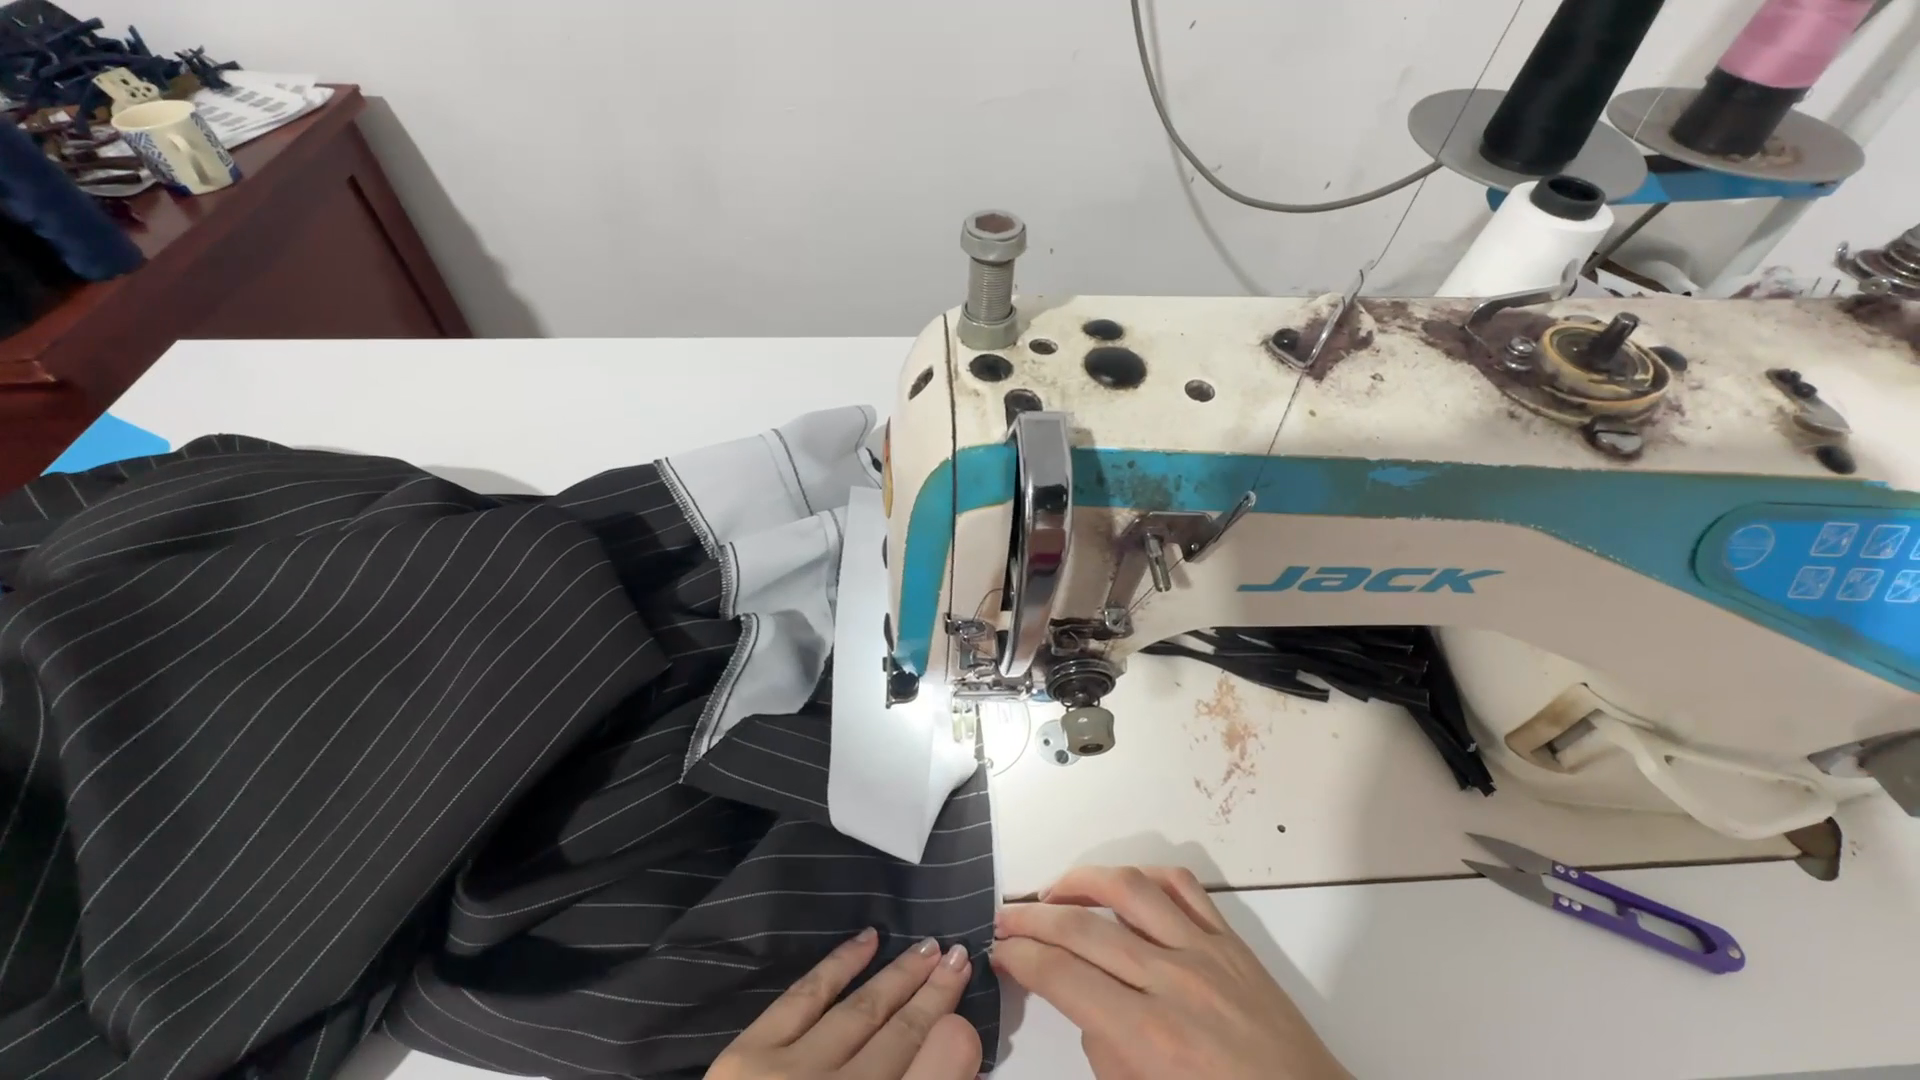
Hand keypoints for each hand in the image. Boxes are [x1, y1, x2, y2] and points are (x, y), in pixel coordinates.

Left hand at [707, 928, 982, 1079]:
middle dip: (934, 995)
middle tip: (958, 957)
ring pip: (860, 1010)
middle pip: (899, 1034)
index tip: (971, 1010)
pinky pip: (805, 996)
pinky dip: (840, 963)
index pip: (930, 1071)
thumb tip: (953, 1043)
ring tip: (927, 947)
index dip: (954, 1038)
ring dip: (898, 975)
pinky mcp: (747, 1056)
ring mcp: (791, 1074)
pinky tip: (868, 940)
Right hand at [992, 866, 1350, 1079]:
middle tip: (1005, 919)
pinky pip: (1185, 888)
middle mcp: (1173, 981)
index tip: (1000, 952)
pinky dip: (1147, 875)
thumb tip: (1087, 1007)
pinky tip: (1123, 886)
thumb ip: (1107, 1055)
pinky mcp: (1233, 943)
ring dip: (1081, 881)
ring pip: (1130, 888)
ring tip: (1053, 891)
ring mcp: (1206, 953)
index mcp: (1149, 1035)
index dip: (1020, 956)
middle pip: (1083, 926)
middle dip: (1032, 917)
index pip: (1062, 974)